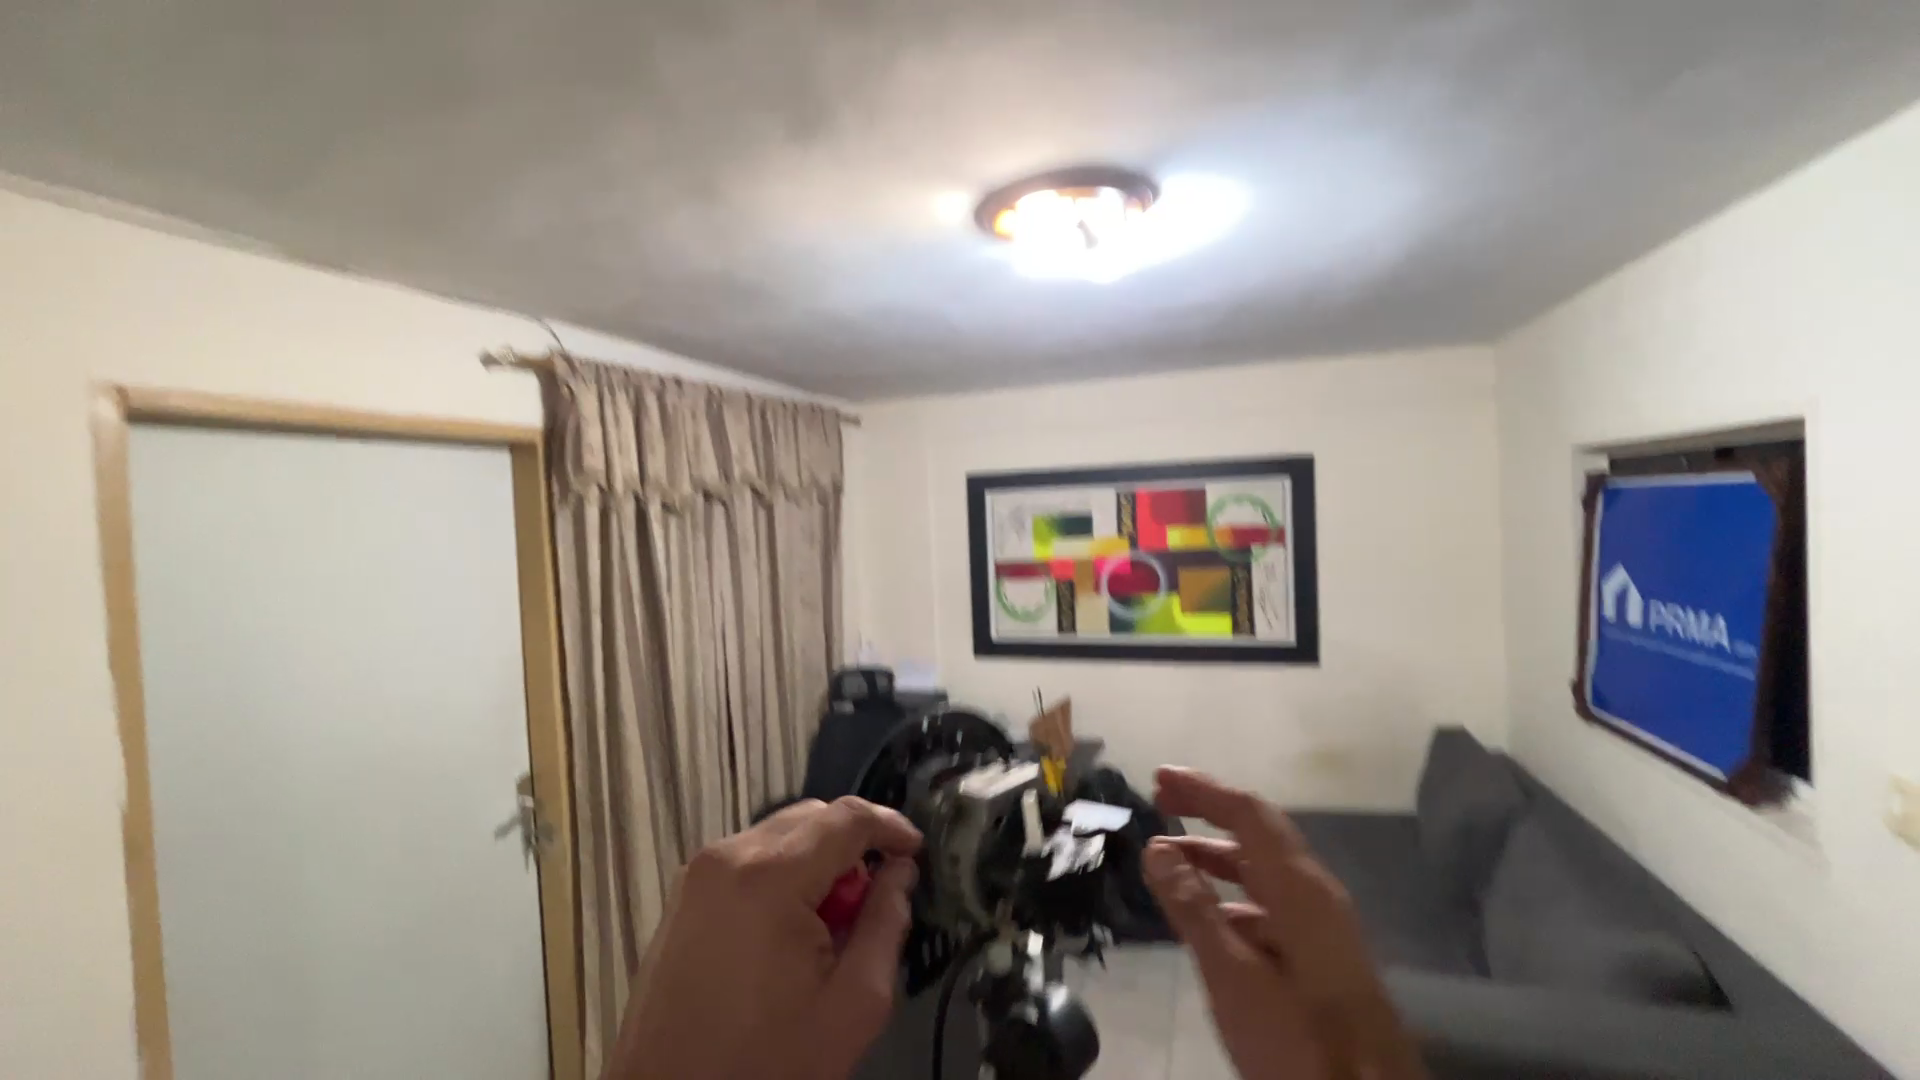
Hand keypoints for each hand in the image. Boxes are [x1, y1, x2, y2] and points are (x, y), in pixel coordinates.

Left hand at [601, 797, 922, 1079]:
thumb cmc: (768, 1062)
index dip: (890, 825)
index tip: (915, 852)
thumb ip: (886, 923)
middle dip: (852, 845)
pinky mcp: (684, 893)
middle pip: (812, 817)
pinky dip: (782, 873)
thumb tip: (899, 872)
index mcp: (770, 875)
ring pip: (780, 833)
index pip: (846, 817)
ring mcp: (699, 872)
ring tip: (828, 924)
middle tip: (871, 900)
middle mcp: (729, 855)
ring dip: (816, 859)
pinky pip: (750, 856)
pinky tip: (788, 930)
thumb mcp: (853, 1004)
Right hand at [1143, 767, 1426, 1079]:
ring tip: (1171, 859)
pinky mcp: (1323, 959)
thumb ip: (1194, 908)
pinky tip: (1208, 919)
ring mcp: (1324, 928)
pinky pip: (1272, 904)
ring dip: (1217, 856)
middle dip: (1208, 812)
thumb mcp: (1233, 976)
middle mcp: (1316, 895)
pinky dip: (1233, 896)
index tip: (1159, 778)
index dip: (1203, 790)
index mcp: (1300, 888)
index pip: (1248, 814)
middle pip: (1259, 833)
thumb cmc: (1299, 1040)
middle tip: (1160, 803)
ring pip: (1265, 871)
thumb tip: (1158, 848)